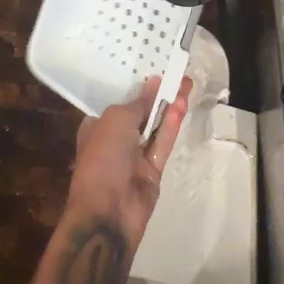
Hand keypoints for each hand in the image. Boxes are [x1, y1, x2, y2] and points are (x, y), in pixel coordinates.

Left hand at [31, 76, 193, 283]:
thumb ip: (139, 102)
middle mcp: (115, 139)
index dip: (137, 86)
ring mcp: (135, 157)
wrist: (107, 213)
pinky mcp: (153, 171)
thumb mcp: (116, 120)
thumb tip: (154, 82)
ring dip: (169, 107)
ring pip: (156, 127)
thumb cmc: (103, 158)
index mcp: (97, 126)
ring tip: (186, 85)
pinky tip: (181, 105)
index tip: (155, 71)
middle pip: (141, 112)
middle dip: (158, 95)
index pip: (119, 101)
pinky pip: (163, 143)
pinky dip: (171, 125)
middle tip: (178, 76)